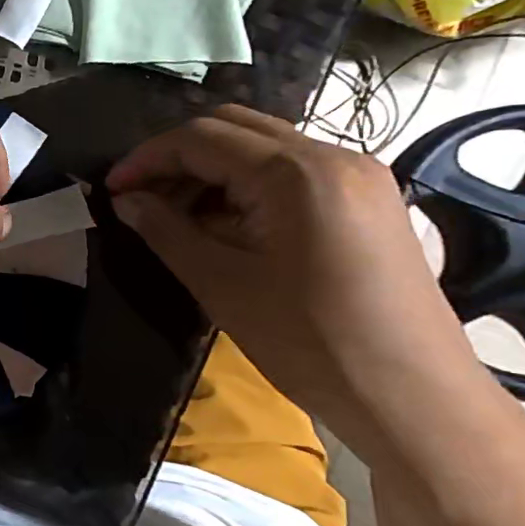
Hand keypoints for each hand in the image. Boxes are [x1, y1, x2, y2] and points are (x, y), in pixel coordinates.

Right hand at [106, 105, 486, 444]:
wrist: (413, 396)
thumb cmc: (307, 339)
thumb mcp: (218, 282)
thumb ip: (165, 229)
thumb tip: (126, 200)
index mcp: (296, 173)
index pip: (201, 138)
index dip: (146, 158)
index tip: (111, 190)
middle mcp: (334, 156)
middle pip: (233, 129)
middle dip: (176, 157)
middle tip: (140, 197)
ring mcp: (359, 176)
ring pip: (261, 147)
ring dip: (208, 171)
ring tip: (174, 216)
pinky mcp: (367, 200)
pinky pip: (290, 171)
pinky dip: (243, 185)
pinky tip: (223, 225)